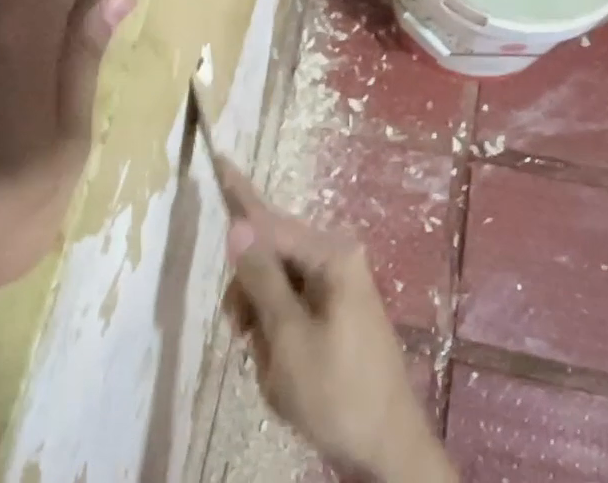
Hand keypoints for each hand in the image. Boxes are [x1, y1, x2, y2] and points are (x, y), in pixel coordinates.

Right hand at [218, 163, 453, 482]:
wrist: (388, 450)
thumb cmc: (336, 391)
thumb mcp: (288, 336)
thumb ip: (261, 277)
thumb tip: (238, 224)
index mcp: (331, 256)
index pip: (271, 220)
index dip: (239, 195)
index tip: (219, 158)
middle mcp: (338, 260)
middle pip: (271, 252)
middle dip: (247, 289)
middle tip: (238, 332)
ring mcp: (339, 287)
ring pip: (276, 284)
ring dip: (261, 318)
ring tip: (265, 361)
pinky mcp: (337, 313)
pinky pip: (291, 306)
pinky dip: (276, 331)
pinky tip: (279, 365)